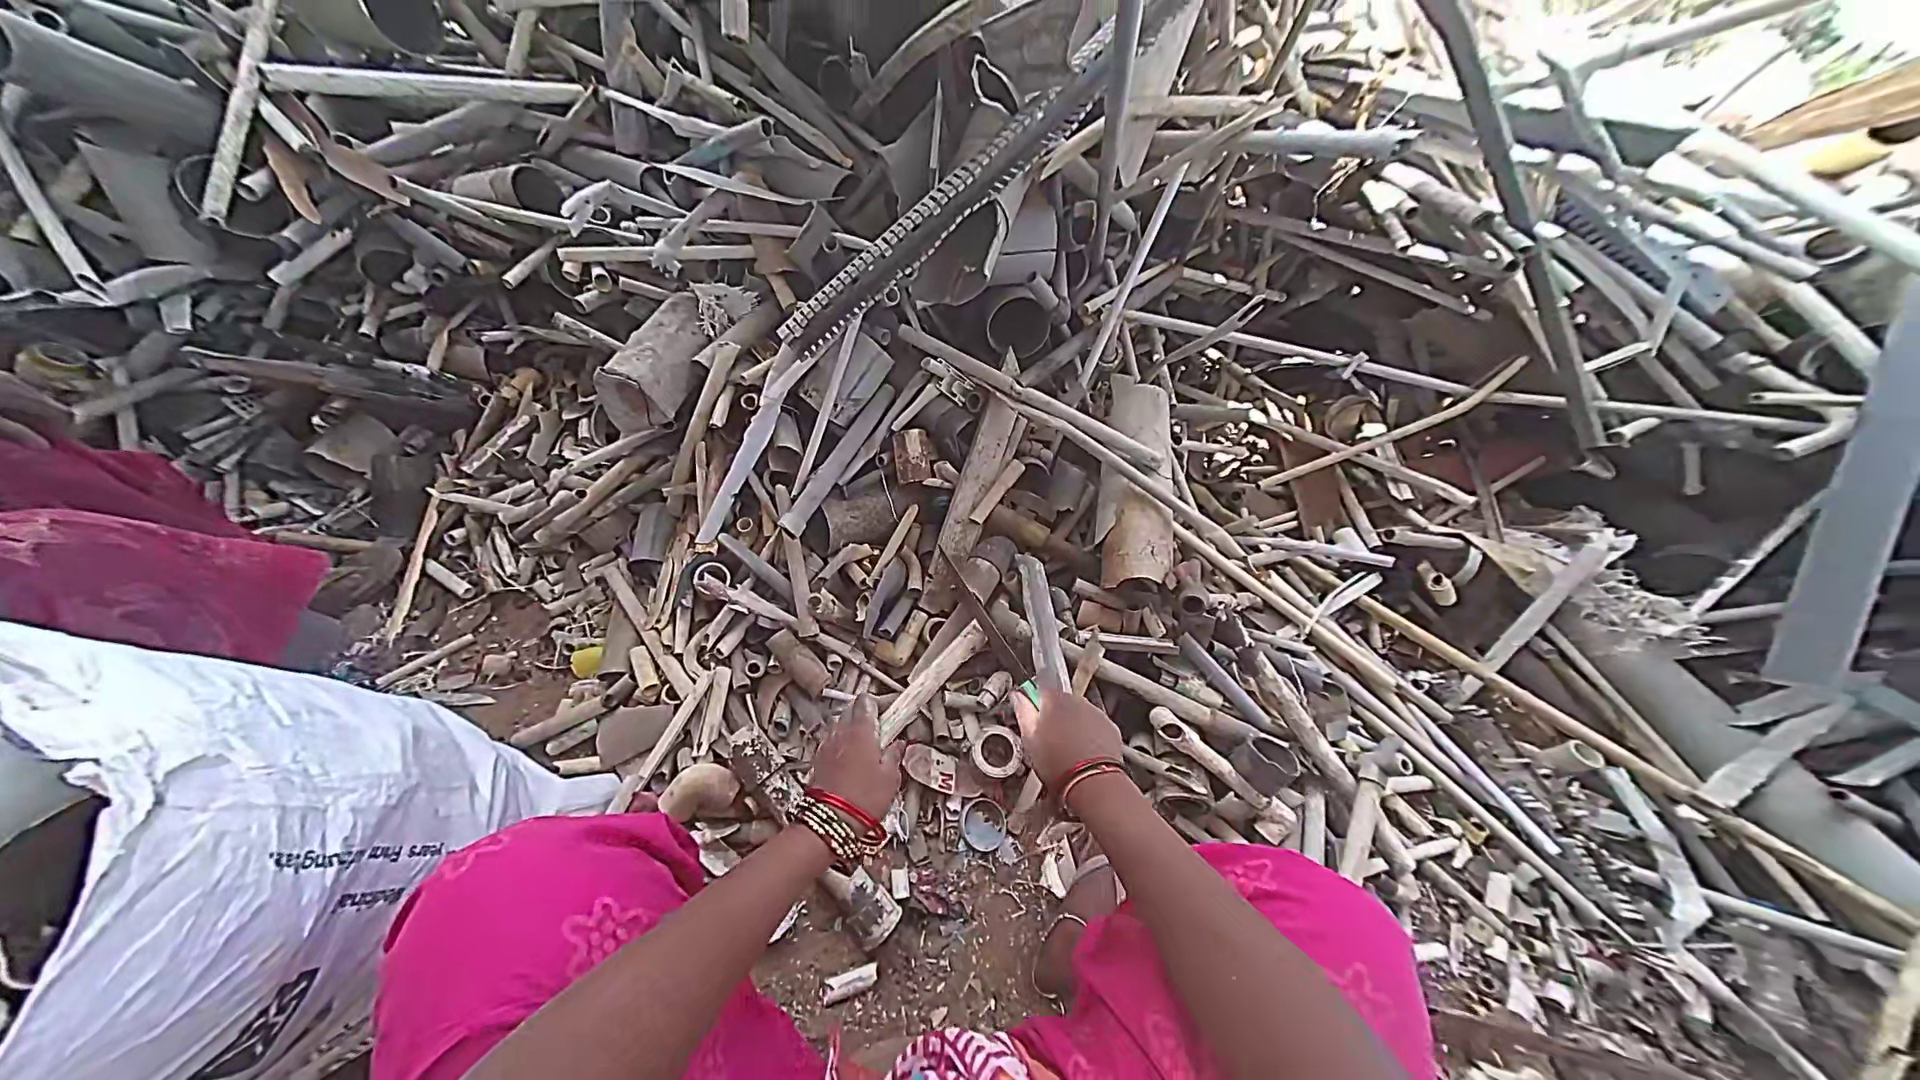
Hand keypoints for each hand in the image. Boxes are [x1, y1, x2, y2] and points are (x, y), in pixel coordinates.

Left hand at [809, 692, 903, 819]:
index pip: (868, 700)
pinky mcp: (818, 760)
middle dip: (867, 715)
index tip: (892, 711)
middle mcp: (841, 732)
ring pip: (840, 725)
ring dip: (853, 730)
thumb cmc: (862, 800)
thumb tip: (899, 745)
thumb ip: (894, 754)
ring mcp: (827, 745)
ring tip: (867, 748)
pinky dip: (842, 745)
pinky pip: (832, 743)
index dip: (881, 703)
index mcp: (861, 730)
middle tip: (882, 730)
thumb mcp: (890, 777)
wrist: (830, 821)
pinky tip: (852, 762)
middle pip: (852, 709)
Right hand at [1012, 688, 1125, 790]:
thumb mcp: (1030, 739)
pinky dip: (1088, 734)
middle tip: (1047, 736)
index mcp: (1054, 700)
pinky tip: (1080, 751)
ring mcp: (1095, 714)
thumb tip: (1019, 699)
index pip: (1040, 687)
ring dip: (1072, 723)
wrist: (1091, 783)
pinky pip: (1095, 725)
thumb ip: (1023, 712)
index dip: (1034, 700)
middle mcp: (1077, 701)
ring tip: (1064, 747)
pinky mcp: (1109, 728)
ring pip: (1079, 713)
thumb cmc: (1059, 764)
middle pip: (1061, 700)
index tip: (1031, 713)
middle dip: (1054, 714)